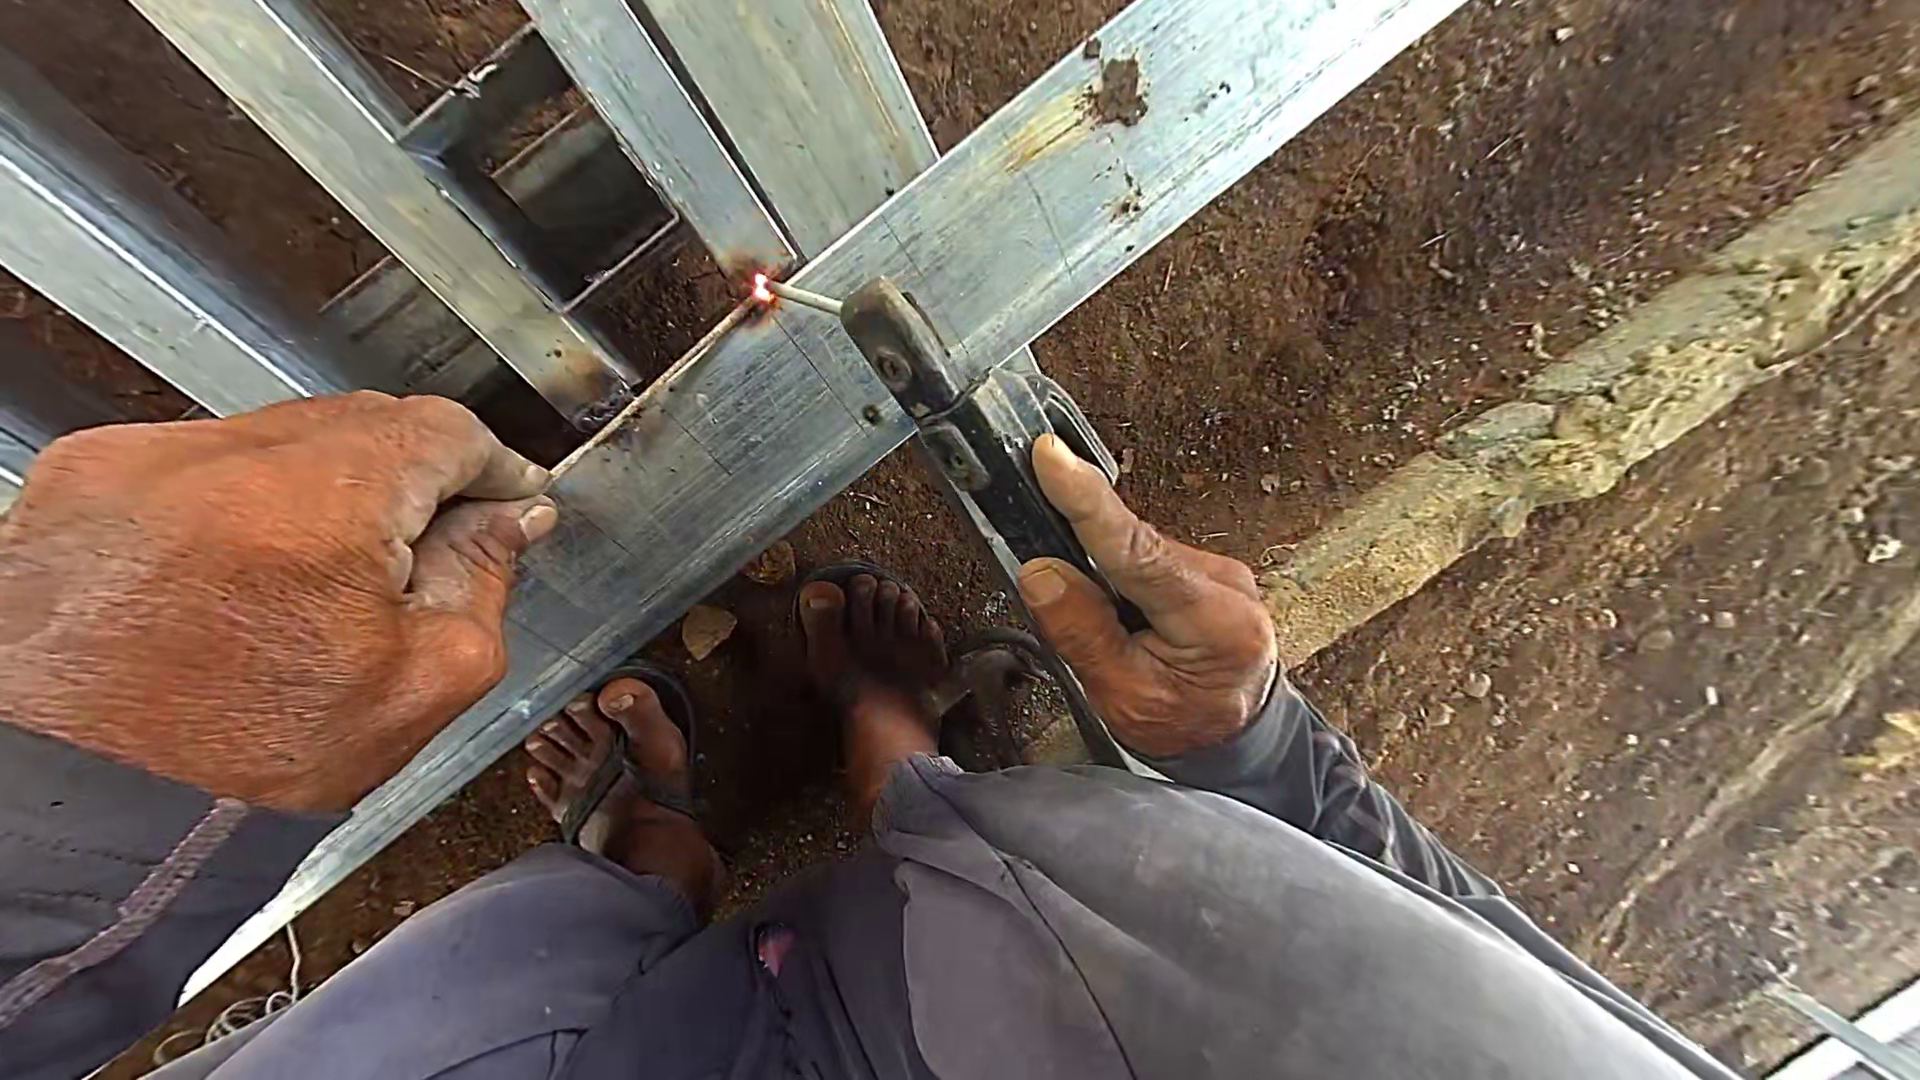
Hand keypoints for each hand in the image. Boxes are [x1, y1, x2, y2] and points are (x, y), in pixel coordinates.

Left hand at [0, 393, 557, 811]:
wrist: (77, 816)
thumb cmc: (261, 757)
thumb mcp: (439, 668)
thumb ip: (488, 571)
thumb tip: (517, 516)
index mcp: (310, 512)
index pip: (440, 431)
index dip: (498, 461)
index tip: (517, 493)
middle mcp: (207, 467)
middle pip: (375, 418)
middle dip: (436, 467)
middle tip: (463, 527)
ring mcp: (129, 467)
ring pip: (307, 430)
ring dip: (367, 477)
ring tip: (378, 551)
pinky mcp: (84, 485)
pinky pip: (234, 454)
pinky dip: (293, 487)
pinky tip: (304, 550)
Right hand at [1016, 435, 1276, 757]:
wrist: (1234, 737)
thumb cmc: (1186, 726)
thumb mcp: (1122, 697)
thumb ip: (1080, 632)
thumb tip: (1040, 572)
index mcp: (1213, 621)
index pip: (1136, 548)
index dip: (1086, 501)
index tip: (1051, 458)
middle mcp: (1224, 583)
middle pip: (1129, 542)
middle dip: (1080, 551)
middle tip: (1042, 570)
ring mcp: (1219, 572)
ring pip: (1134, 545)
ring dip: (1099, 568)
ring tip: (1099, 621)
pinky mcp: (1205, 569)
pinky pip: (1145, 553)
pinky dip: (1116, 572)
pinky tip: (1114, 607)